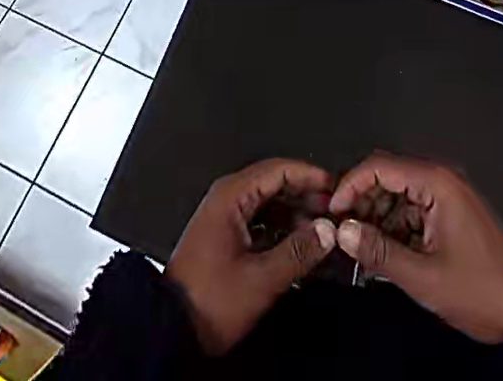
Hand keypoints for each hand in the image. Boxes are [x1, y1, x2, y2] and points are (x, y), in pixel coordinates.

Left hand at [166, 158, 337, 354]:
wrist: (168, 333)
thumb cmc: (205, 303)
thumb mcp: (259, 279)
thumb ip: (298, 251)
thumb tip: (327, 231)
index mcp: (231, 196)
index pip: (280, 169)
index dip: (310, 176)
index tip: (334, 188)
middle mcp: (227, 198)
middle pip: (276, 182)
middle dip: (306, 194)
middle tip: (332, 210)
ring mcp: (225, 215)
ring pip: (270, 201)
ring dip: (297, 211)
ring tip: (320, 229)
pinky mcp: (226, 234)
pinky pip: (262, 218)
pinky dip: (283, 225)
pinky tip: (300, 242)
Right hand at [328, 153, 502, 343]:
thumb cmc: (478, 290)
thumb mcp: (423, 276)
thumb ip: (379, 251)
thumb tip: (342, 230)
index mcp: (437, 182)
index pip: (380, 166)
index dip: (351, 185)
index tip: (332, 213)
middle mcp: (441, 178)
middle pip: (387, 175)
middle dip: (360, 201)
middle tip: (340, 233)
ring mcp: (446, 194)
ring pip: (397, 193)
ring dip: (375, 215)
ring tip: (356, 247)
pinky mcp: (448, 212)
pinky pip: (411, 209)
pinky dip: (392, 226)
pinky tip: (379, 251)